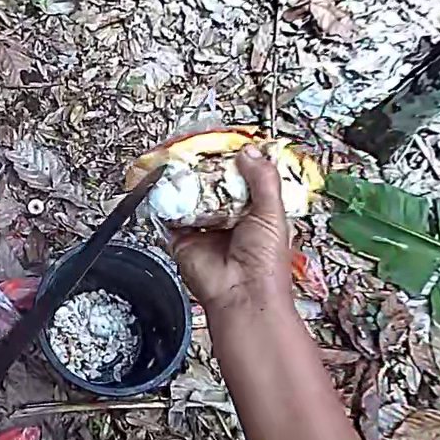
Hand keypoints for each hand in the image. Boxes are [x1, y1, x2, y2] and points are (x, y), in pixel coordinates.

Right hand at [171, 146, 291, 316]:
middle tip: (198, 149)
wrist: (242, 294)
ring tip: (180, 162)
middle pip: (212, 187)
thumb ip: (263, 179)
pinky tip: (166, 187)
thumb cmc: (266, 262)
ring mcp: (204, 230)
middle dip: (205, 171)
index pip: (242, 180)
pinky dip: (166, 204)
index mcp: (254, 212)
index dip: (234, 163)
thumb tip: (250, 152)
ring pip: (191, 199)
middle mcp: (228, 220)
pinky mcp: (183, 240)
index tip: (226, 145)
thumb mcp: (273, 212)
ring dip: (185, 184)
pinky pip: (170, 218)